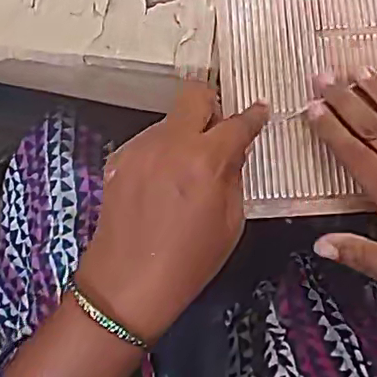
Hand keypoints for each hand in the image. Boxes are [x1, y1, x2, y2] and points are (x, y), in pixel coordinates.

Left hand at [74, 81, 268, 341]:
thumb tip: (234, 149)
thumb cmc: (189, 261)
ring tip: (186, 170)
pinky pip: (148, 141)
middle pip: (194, 94)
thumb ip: (234, 176)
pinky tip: (161, 183)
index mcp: (205, 160)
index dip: (253, 116)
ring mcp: (139, 148)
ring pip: (169, 120)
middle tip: (218, 131)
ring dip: (184, 134)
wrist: (127, 282)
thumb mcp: (230, 223)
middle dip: (212, 106)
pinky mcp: (118, 159)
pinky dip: (161, 152)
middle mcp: (169, 143)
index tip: (259, 111)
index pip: (237, 122)